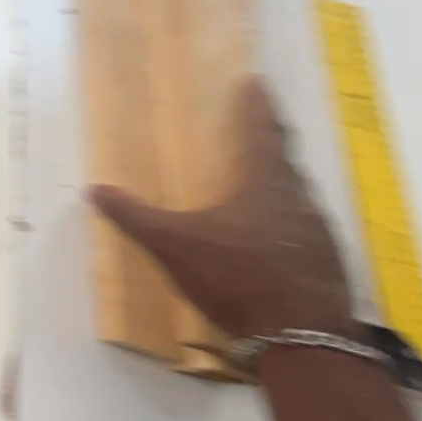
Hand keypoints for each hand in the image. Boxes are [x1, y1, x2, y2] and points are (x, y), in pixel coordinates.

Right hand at [89, 77, 355, 339]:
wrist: (302, 339)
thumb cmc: (235, 276)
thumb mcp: (170, 243)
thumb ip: (132, 215)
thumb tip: (94, 189)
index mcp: (263, 185)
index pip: (262, 134)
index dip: (257, 107)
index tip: (256, 81)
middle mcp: (298, 202)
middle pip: (285, 163)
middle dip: (268, 144)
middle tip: (253, 131)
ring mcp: (319, 234)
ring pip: (296, 197)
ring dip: (277, 184)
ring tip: (255, 185)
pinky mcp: (327, 263)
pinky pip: (302, 228)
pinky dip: (283, 220)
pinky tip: (267, 238)